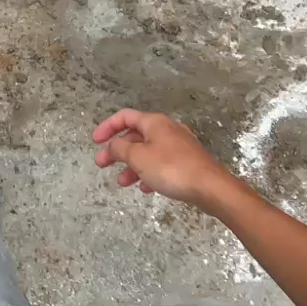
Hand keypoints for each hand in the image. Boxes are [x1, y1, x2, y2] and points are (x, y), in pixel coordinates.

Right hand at [92, 108, 235, 208]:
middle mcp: (167, 129)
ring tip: (122, 182)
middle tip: (102, 164)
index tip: (95, 141)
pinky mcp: (188, 162)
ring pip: (148, 152)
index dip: (107, 127)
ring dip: (132, 165)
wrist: (211, 188)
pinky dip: (150, 172)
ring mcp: (179, 146)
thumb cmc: (171, 168)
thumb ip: (120, 148)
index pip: (124, 116)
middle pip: (135, 136)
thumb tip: (112, 144)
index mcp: (154, 122)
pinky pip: (162, 163)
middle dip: (117, 150)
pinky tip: (146, 188)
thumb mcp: (138, 157)